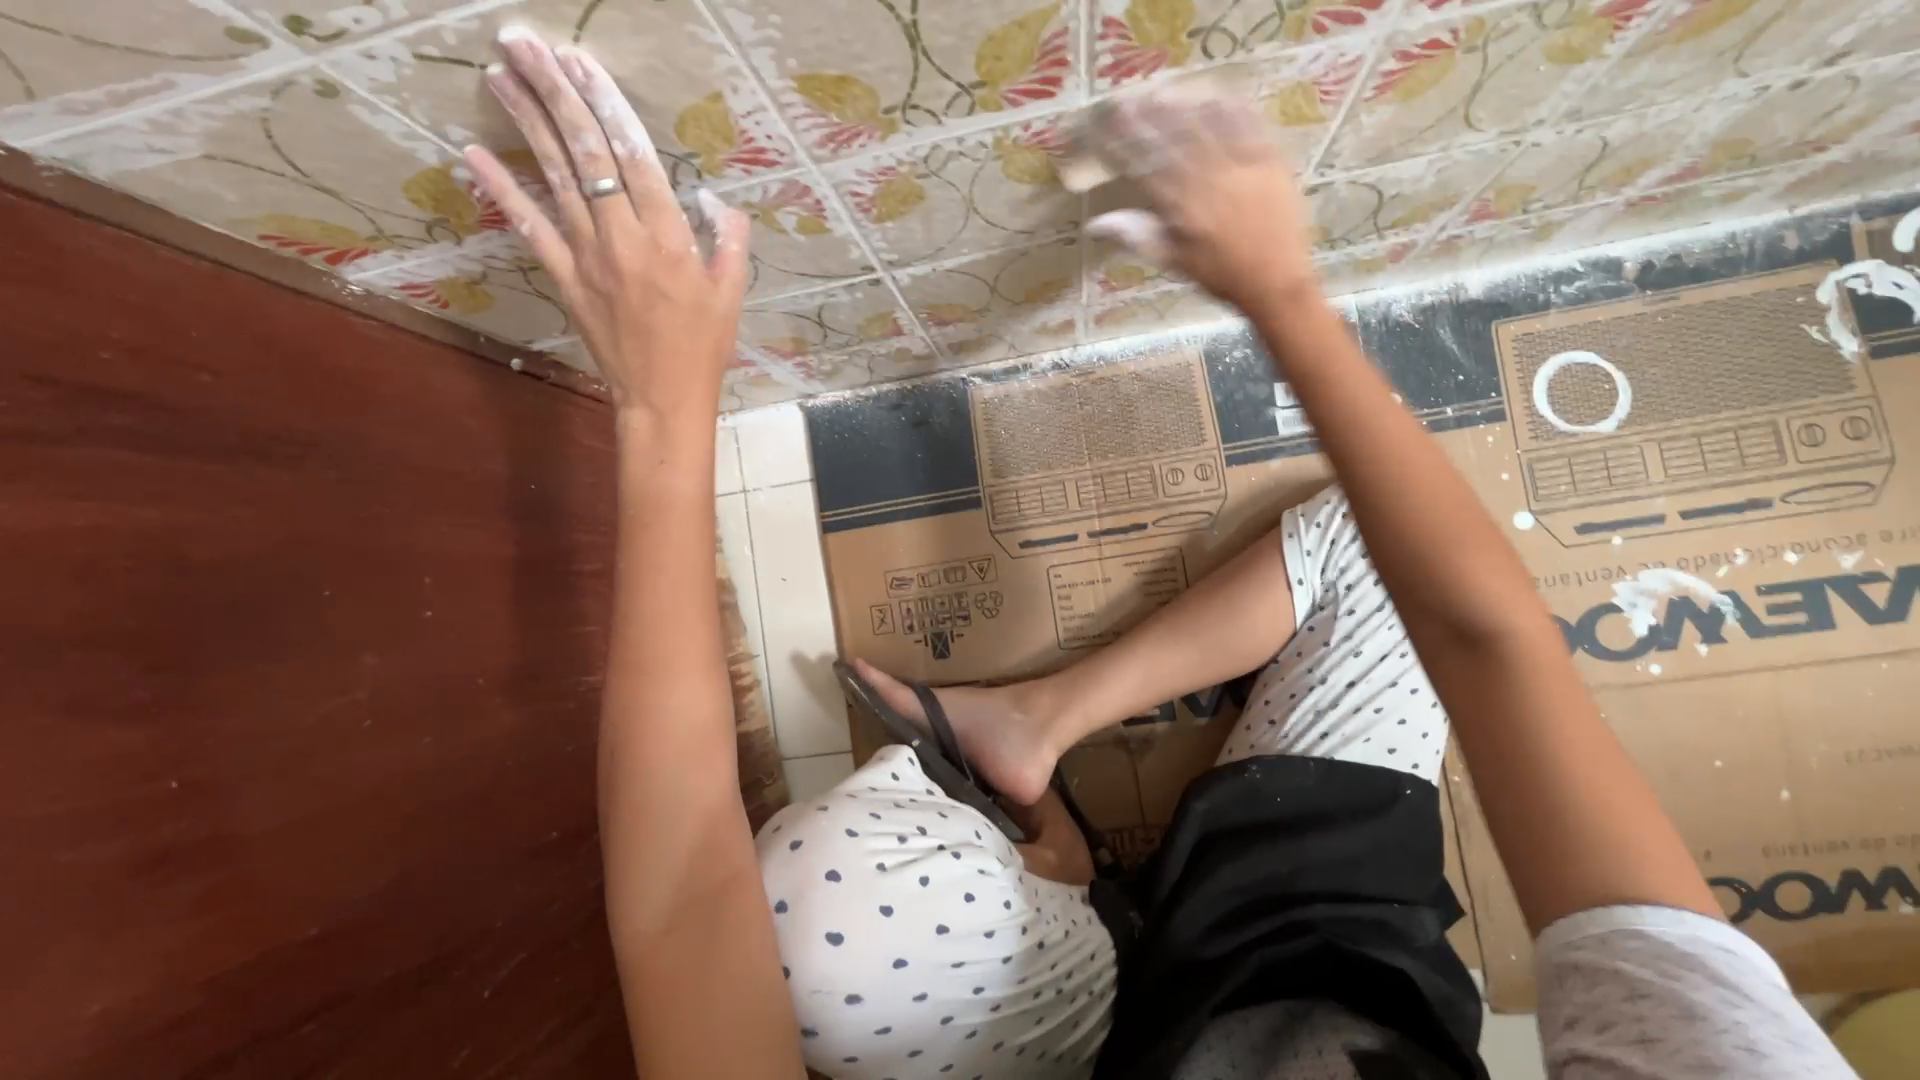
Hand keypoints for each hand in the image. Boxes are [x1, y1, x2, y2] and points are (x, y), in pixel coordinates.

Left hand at [463, 28, 750, 432]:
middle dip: (557, 95)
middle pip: (586, 154)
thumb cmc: (703, 348)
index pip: (634, 157)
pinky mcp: (565, 278)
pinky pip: (530, 228)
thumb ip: (728, 241)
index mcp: (669, 238)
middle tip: (527, 44)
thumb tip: (715, 201)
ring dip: (527, 122)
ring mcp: (588, 256)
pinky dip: (502, 189)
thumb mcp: (732, 293)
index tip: (583, 64)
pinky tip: (474, 152)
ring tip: (499, 73)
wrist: (662, 397)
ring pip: (555, 178)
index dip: (606, 106)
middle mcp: (623, 237)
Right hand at [1086, 83, 1319, 313]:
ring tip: (1162, 89)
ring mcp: (1242, 167)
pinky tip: (1214, 92)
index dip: (1120, 143)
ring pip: (1206, 126)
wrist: (1277, 283)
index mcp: (1182, 209)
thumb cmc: (1221, 276)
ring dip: (1182, 105)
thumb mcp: (1173, 262)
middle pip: (1171, 139)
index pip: (1143, 166)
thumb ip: (1136, 237)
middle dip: (1145, 117)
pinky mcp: (1271, 161)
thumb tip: (1093, 224)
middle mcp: (1209, 182)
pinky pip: (1249, 125)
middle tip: (1125, 97)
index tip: (1103, 125)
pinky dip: (1230, 106)